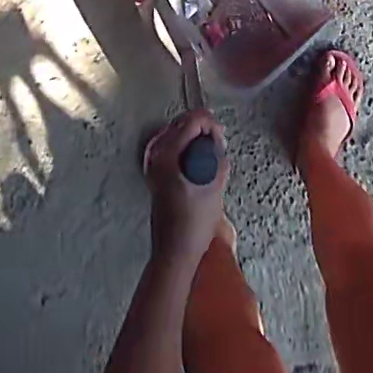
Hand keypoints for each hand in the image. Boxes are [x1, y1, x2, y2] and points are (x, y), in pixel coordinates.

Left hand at [142, 110, 228, 266]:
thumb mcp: (214, 189)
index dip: (207, 121)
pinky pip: (169, 146)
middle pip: (179, 124)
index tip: (220, 130)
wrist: (175, 251)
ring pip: (173, 133)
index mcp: (168, 156)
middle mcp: (156, 155)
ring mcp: (152, 164)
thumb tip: (218, 144)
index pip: (189, 123)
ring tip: (210, 141)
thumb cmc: (194, 224)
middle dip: (199, 124)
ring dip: (191, 133)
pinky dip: (183, 143)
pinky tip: (196, 151)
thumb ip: (218, 161)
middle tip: (218, 134)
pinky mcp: (154, 173)